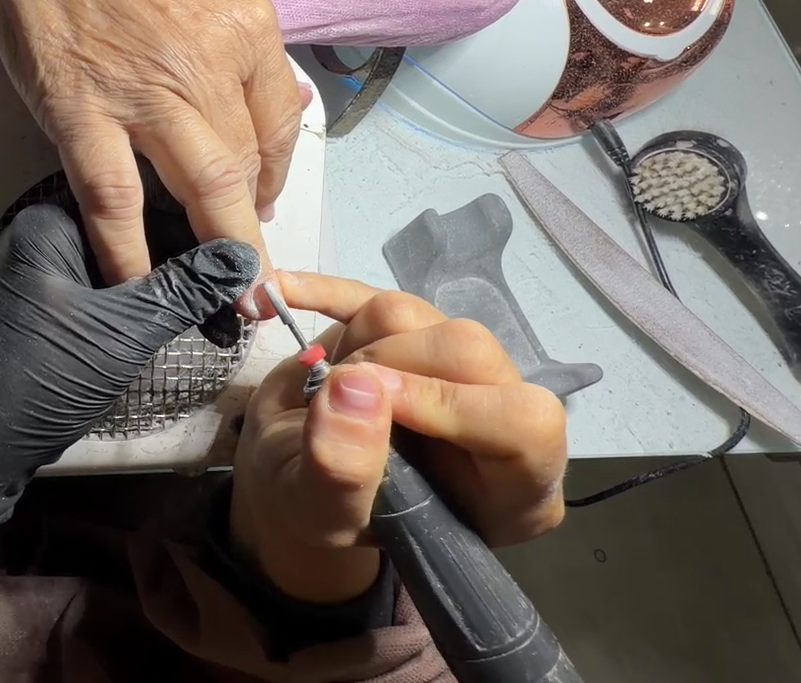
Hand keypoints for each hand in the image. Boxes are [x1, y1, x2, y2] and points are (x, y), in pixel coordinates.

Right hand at [0, 0, 303, 280]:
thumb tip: (257, 118)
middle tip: (254, 283)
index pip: (280, 124)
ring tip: (219, 298)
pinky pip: (114, 197)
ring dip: (213, 253)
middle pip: (245, 166)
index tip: (258, 207)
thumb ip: (237, 55)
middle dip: (252, 234)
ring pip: (198, 188)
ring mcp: (145, 89)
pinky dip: (127, 249)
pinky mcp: (81, 110)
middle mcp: (208, 60)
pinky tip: (135, 281)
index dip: (273, 180)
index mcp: (248, 25)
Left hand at [0, 203, 260, 537]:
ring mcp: (53, 270)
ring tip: (223, 319)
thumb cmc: (40, 377)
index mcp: (52, 223)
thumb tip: (239, 256)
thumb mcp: (123, 330)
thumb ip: (185, 288)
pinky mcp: (60, 302)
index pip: (139, 200)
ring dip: (178, 291)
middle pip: (138, 231)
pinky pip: (117, 289)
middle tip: (242, 295)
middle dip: (193, 265)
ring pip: (132, 263)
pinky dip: (153, 306)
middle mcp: (49, 235)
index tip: (246, 255)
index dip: (199, 225)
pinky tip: (191, 323)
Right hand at [231, 272, 567, 602]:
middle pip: (469, 350)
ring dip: (349, 342)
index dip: (445, 403)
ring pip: (413, 316)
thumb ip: (341, 468)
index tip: (367, 401)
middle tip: (331, 390)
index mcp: (509, 487)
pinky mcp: (401, 327)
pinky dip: (318, 291)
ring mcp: (448, 363)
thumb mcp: (319, 511)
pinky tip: (278, 293)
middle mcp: (496, 414)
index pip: (522, 422)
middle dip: (382, 364)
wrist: (290, 471)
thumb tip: (357, 385)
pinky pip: (366, 290)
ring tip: (318, 380)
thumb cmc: (318, 504)